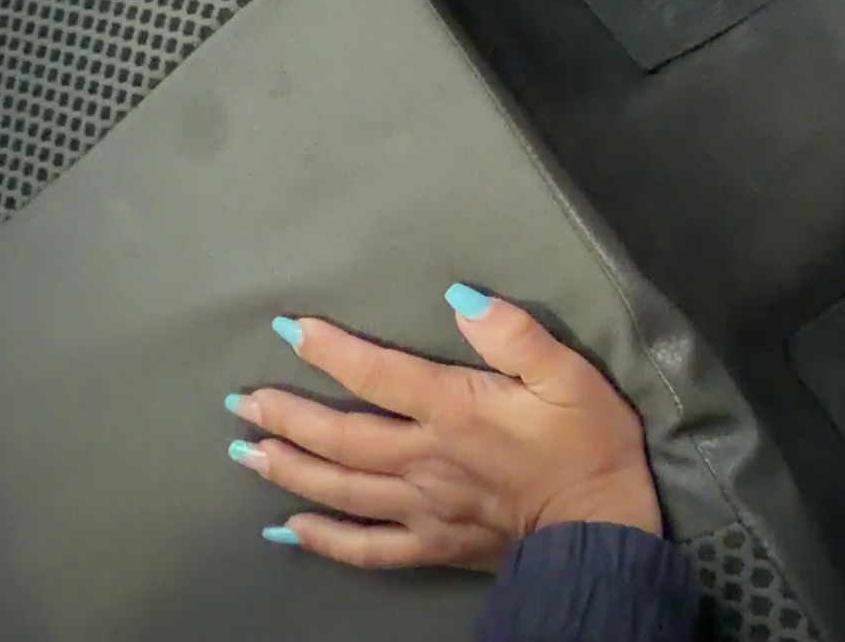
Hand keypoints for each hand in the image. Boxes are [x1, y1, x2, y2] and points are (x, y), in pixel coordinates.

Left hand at [225, 284, 660, 569]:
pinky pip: (364, 547)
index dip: (333, 350)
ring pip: (340, 488)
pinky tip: (288, 530)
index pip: (380, 375)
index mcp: (455, 411)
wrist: (600, 526)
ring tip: (246, 452)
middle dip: (289, 414)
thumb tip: (462, 298)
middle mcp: (424, 459)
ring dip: (289, 468)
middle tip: (243, 401)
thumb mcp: (567, 372)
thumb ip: (515, 334)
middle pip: (342, 435)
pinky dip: (322, 539)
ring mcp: (423, 507)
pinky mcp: (433, 543)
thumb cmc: (587, 439)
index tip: (290, 329)